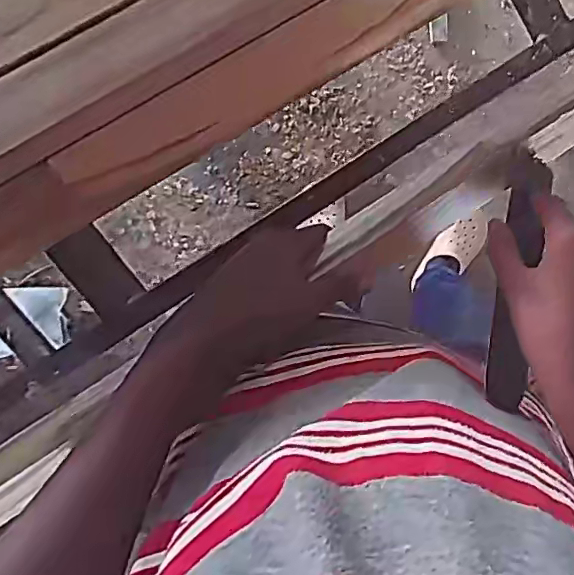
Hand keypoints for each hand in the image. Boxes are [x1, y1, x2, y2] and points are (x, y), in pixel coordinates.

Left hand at [142, 225, 357, 396]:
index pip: (323, 233)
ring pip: (277, 268)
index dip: (337, 253)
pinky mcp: (224, 282)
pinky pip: (256, 284)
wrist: (205, 342)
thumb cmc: (264, 318)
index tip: (343, 278)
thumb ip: (341, 284)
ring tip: (292, 316)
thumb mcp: (311, 303)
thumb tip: (369, 272)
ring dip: (288, 286)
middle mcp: (262, 242)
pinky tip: (265, 322)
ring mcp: (240, 260)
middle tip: (320, 301)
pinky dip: (266, 297)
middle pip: (299, 251)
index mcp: (286, 240)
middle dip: (312, 272)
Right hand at [486, 194, 573, 429]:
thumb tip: (496, 227)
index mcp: (570, 239)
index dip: (534, 199)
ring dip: (564, 244)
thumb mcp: (514, 285)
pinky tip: (555, 283)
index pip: (551, 205)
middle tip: (523, 234)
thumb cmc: (546, 329)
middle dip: (547, 224)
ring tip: (540, 259)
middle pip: (569, 223)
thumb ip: (503, 249)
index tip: (523, 198)